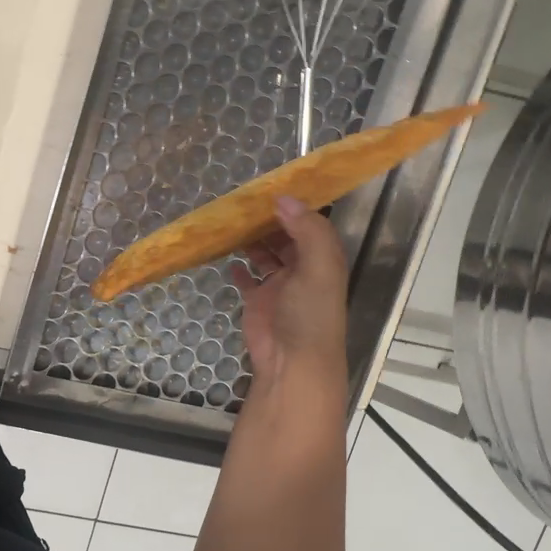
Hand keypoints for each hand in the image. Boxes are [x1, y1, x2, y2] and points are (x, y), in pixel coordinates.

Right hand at [233, 197, 348, 389]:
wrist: (292, 360)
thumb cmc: (310, 313)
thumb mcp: (318, 267)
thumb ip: (306, 231)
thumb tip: (283, 199)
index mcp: (322, 259)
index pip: (310, 225)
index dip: (294, 208)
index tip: (269, 190)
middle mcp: (302, 269)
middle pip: (286, 238)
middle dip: (269, 222)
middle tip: (242, 204)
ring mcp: (279, 285)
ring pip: (266, 255)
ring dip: (252, 241)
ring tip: (231, 225)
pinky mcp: (258, 301)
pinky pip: (248, 280)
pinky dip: (239, 269)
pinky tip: (228, 259)